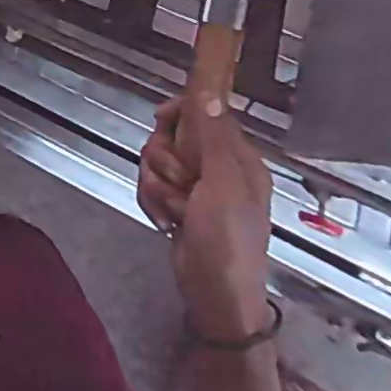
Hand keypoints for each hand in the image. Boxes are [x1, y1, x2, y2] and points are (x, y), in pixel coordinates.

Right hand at [140, 95, 273, 340]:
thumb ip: (212, 138)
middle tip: (179, 182)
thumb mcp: (222, 184)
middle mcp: (217, 167)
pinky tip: (166, 221)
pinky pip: (152, 186)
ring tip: (175, 210)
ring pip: (157, 162)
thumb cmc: (227, 241)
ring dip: (159, 186)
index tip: (160, 120)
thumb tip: (209, 92)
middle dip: (165, 159)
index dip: (180, 113)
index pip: (204, 114)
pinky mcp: (178, 205)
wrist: (215, 297)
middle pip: (172, 137)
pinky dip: (154, 202)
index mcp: (238, 158)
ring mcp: (196, 188)